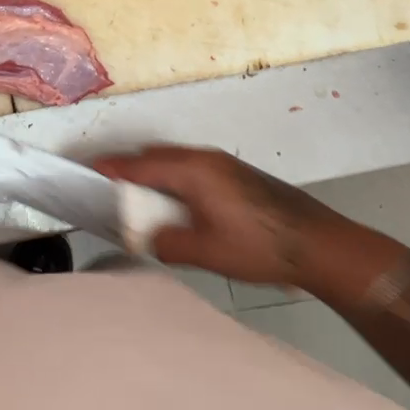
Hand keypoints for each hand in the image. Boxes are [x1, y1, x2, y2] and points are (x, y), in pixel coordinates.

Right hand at [94, 146, 364, 288]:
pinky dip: (173, 178)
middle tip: (109, 190)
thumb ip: (165, 243)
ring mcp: (224, 163)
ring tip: (139, 200)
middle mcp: (205, 158)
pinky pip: (191, 167)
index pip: (137, 164)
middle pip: (153, 155)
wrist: (324, 246)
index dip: (109, 169)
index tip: (85, 174)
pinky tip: (176, 204)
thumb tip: (150, 238)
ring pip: (174, 160)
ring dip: (153, 174)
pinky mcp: (237, 174)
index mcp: (192, 171)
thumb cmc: (261, 248)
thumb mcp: (204, 253)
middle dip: (128, 169)